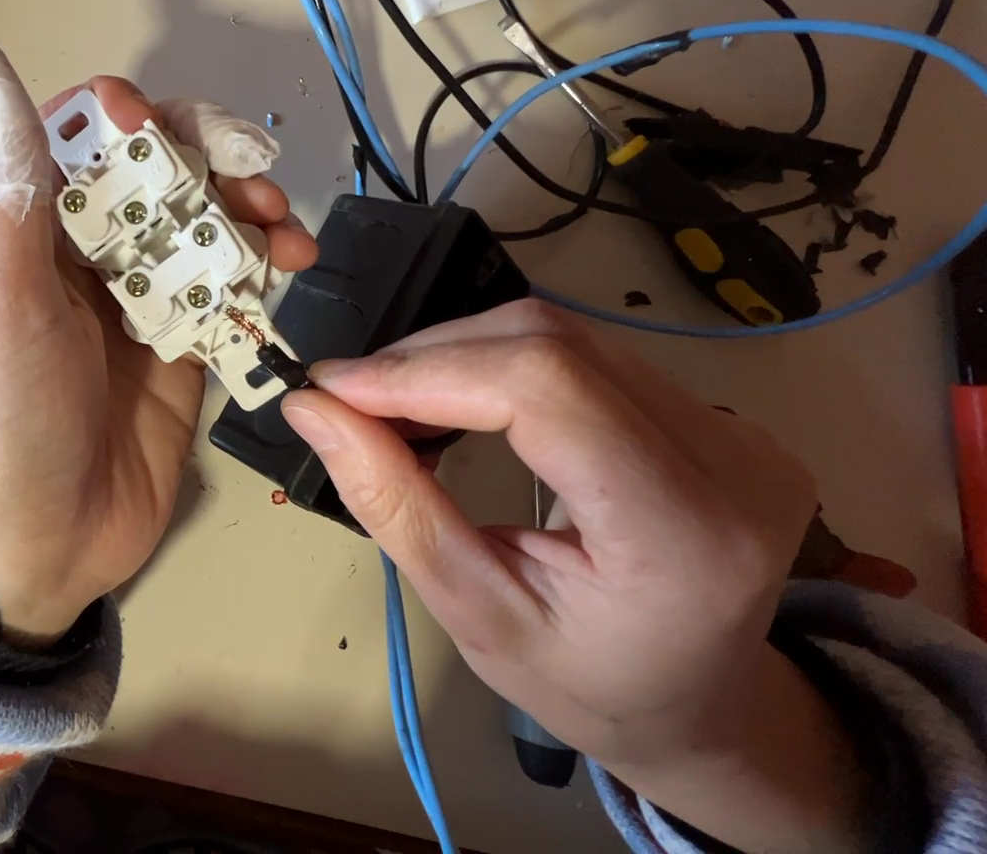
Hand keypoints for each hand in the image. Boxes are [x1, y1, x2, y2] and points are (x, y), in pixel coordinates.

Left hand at [0, 76, 316, 645]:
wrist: (53, 545)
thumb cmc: (13, 425)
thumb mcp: (4, 311)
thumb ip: (12, 202)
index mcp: (31, 241)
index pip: (75, 148)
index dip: (116, 120)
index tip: (156, 117)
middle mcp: (86, 260)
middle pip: (151, 176)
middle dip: (203, 158)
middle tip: (251, 168)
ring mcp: (141, 301)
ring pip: (200, 224)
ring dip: (245, 208)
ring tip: (282, 224)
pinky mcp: (186, 343)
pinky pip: (229, 285)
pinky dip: (261, 266)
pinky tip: (289, 265)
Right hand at [280, 299, 864, 853]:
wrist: (700, 706)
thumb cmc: (583, 682)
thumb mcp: (471, 614)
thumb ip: (393, 506)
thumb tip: (309, 408)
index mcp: (683, 531)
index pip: (544, 391)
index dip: (424, 372)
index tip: (330, 389)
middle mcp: (729, 456)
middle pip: (547, 344)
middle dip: (423, 358)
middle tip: (344, 398)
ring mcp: (727, 425)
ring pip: (554, 333)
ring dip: (448, 354)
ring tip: (384, 401)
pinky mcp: (702, 410)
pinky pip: (571, 350)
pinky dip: (483, 362)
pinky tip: (441, 397)